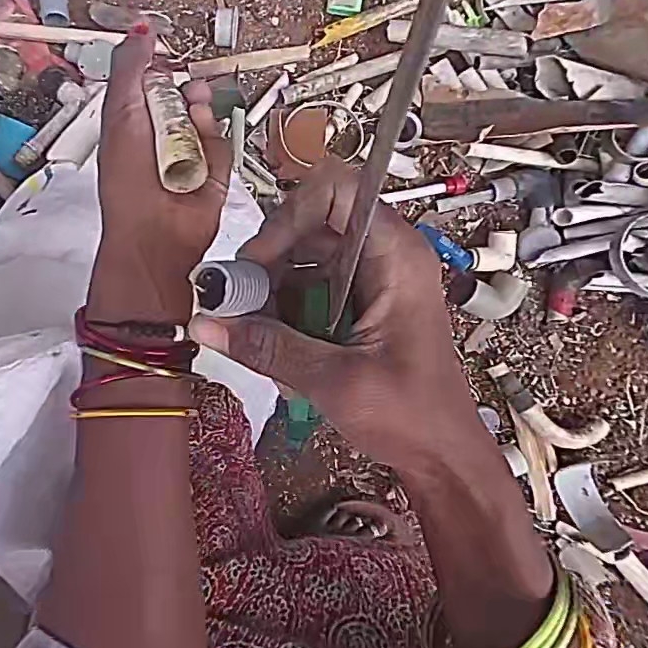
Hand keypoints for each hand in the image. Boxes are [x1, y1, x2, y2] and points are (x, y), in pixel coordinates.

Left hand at [86, 26, 231, 324]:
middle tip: (181, 94)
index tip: (164, 55)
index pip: (148, 83)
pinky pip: (222, 142)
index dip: (157, 69)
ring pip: (205, 115)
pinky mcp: (213, 172)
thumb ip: (131, 70)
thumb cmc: (128, 185)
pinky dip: (213, 143)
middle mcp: (160, 138)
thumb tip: (140, 32)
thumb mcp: (121, 115)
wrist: (155, 233)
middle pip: (182, 94)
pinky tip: (199, 154)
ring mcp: (188, 154)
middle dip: (183, 89)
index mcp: (131, 124)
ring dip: (199, 114)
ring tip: (189, 125)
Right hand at [186, 161, 487, 474]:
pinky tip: (276, 349)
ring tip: (257, 336)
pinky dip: (279, 313)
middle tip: (241, 307)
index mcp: (394, 257)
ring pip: (298, 259)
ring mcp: (364, 281)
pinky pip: (302, 289)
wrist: (441, 455)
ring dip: (268, 293)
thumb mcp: (335, 380)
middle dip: (267, 264)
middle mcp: (380, 257)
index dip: (288, 217)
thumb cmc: (413, 416)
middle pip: (307, 226)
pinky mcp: (351, 305)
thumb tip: (206, 325)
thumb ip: (268, 348)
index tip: (259, 263)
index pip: (334, 192)